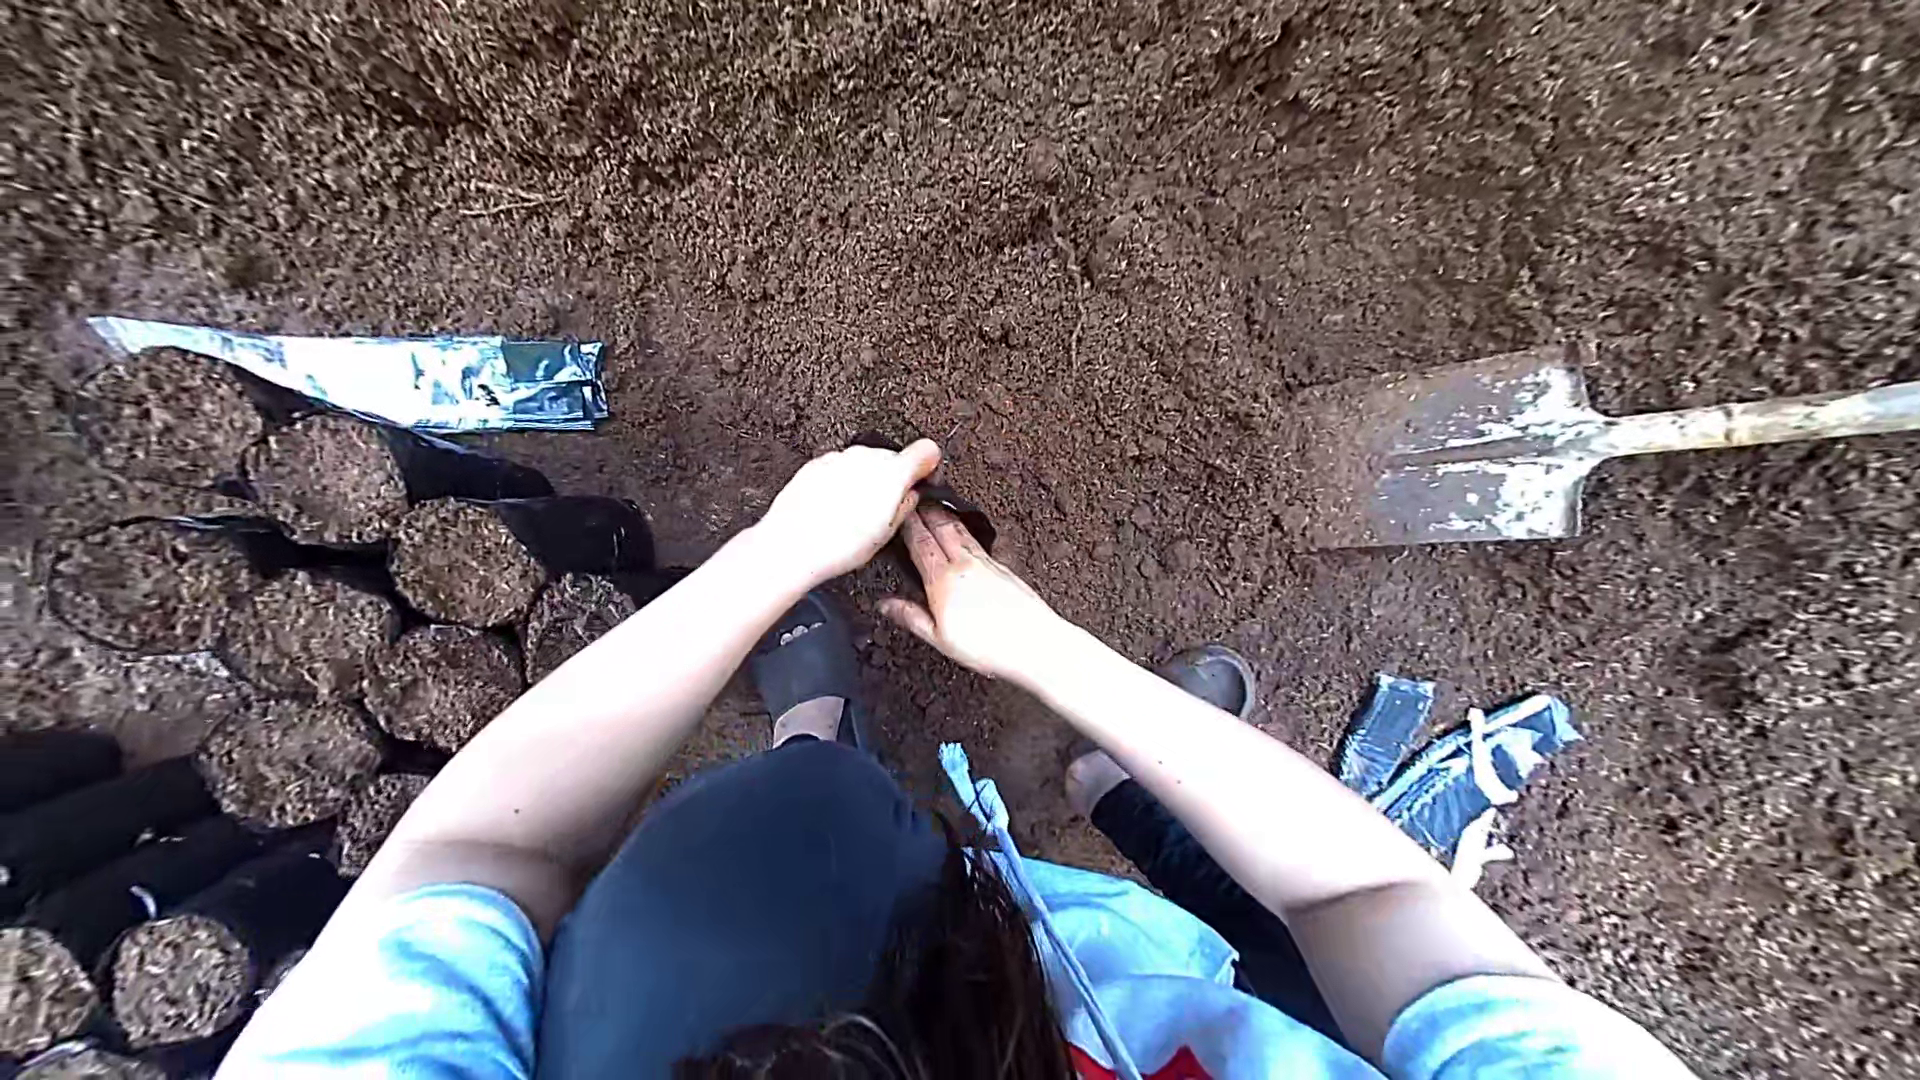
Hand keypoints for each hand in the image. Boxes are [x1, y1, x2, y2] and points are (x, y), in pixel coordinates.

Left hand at [754, 439, 942, 586]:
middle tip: (884, 509)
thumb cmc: (838, 544)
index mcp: (892, 473)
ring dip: (865, 480)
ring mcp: (840, 458)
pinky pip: (839, 467)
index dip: (928, 466)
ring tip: (855, 513)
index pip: (926, 451)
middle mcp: (866, 458)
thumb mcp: (887, 533)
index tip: (923, 478)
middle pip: (893, 458)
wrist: (793, 544)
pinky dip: (842, 481)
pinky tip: (836, 508)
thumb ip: (907, 505)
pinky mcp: (817, 464)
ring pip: (864, 462)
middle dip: (893, 478)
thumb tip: (912, 496)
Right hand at [879, 506, 1066, 679]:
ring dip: (946, 515)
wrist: (1035, 644)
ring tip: (936, 508)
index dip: (907, 524)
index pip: (920, 541)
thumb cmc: (991, 646)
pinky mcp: (1004, 567)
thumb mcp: (939, 638)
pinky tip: (966, 534)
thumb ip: (910, 617)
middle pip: (942, 526)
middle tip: (915, 498)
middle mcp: (966, 564)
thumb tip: (885, 605)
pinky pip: (978, 541)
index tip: (898, 512)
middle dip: (926, 510)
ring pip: (962, 530)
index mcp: (943, 580)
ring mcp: (987, 563)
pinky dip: (966, 530)